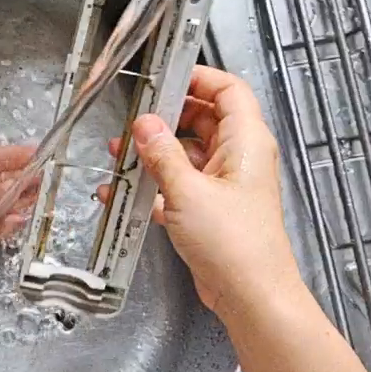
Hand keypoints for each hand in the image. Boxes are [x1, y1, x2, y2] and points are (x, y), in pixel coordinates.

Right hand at [113, 66, 303, 325]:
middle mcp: (239, 158)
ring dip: (153, 155)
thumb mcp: (188, 191)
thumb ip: (162, 154)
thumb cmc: (236, 244)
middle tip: (132, 122)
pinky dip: (154, 186)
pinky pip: (178, 186)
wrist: (251, 295)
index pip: (226, 90)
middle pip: (201, 120)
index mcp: (246, 142)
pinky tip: (124, 193)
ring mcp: (224, 185)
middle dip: (164, 119)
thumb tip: (145, 125)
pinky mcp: (210, 209)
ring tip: (119, 157)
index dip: (196, 78)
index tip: (163, 77)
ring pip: (186, 154)